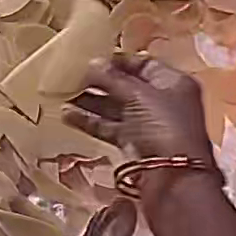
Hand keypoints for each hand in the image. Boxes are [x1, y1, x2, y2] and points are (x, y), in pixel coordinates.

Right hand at [65, 55, 213, 163]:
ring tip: (63, 95)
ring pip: (114, 107)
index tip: (91, 59)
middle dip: (98, 82)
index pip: (142, 64)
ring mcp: (146, 123)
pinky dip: (89, 121)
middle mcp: (160, 101)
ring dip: (89, 101)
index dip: (117, 61)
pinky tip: (66, 115)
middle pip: (126, 86)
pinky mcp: (133, 142)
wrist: (172, 175)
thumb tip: (92, 63)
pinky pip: (108, 126)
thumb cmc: (163, 126)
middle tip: (72, 77)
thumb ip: (113, 78)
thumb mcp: (138, 95)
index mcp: (172, 83)